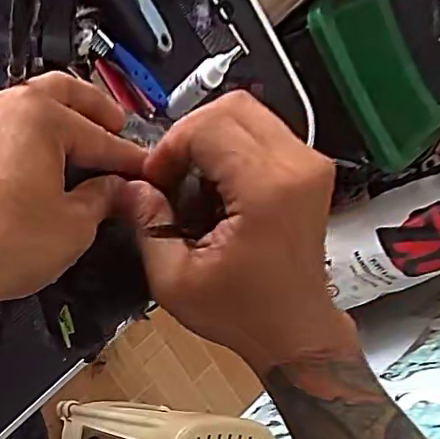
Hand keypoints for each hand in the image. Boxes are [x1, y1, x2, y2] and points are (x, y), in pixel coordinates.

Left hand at [0, 73, 147, 318]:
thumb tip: (115, 189)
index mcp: (39, 115)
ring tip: (91, 148)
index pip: (100, 135)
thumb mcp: (76, 226)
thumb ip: (103, 198)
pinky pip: (15, 129)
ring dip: (68, 121)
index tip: (146, 172)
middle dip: (98, 113)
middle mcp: (7, 106)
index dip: (128, 157)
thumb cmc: (4, 246)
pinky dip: (41, 138)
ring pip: (36, 107)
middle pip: (65, 95)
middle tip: (121, 131)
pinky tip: (57, 164)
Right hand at [120, 91, 353, 372]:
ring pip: (248, 116)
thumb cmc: (246, 315)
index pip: (207, 125)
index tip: (157, 181)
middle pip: (231, 107)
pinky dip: (233, 155)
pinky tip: (220, 196)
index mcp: (265, 190)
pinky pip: (264, 136)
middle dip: (189, 138)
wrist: (294, 332)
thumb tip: (130, 188)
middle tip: (172, 179)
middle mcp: (296, 167)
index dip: (170, 147)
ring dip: (211, 145)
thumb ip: (147, 226)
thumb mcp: (176, 281)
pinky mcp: (310, 173)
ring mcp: (309, 166)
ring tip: (196, 192)